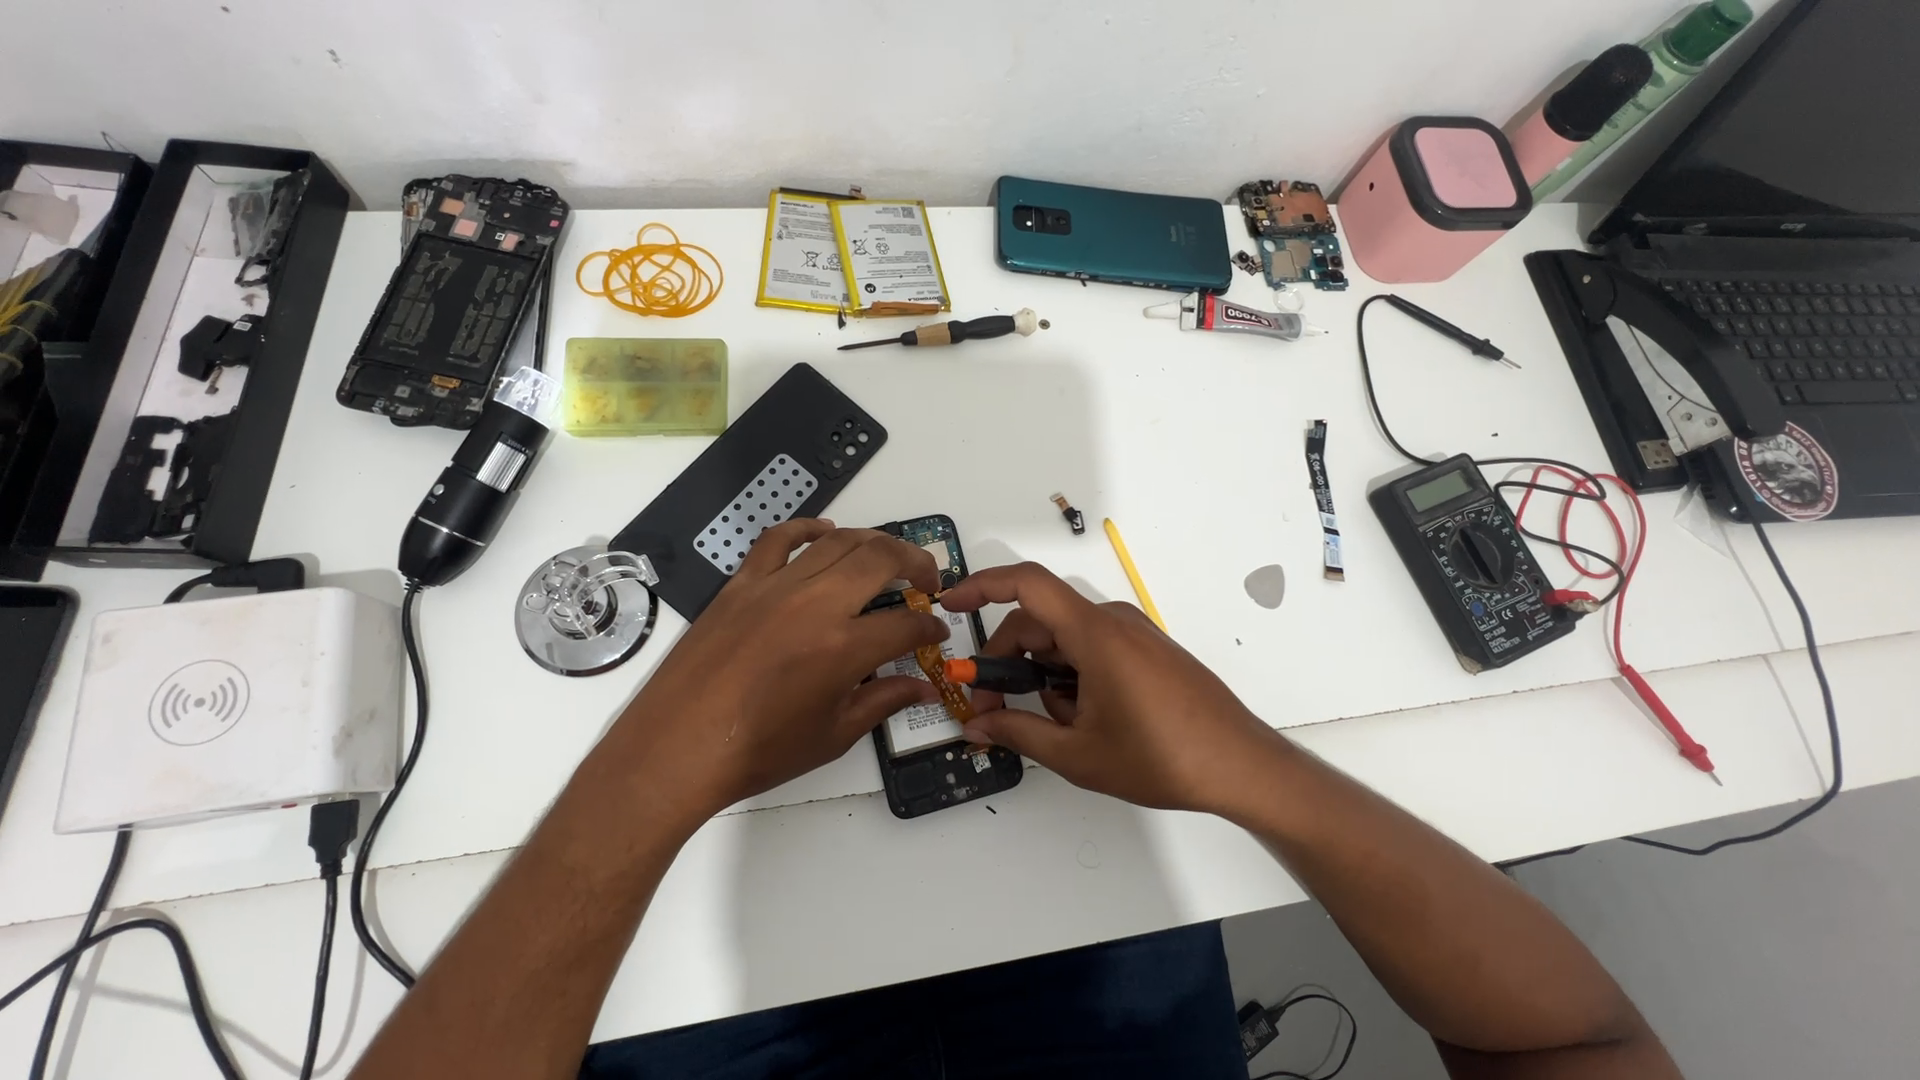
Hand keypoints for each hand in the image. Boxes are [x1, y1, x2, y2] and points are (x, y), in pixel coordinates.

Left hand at [607, 520, 947, 828]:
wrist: (677, 747)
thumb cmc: (759, 751)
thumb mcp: (832, 735)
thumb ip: (883, 701)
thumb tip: (925, 687)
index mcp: (844, 648)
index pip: (906, 624)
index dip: (929, 627)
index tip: (935, 633)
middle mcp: (816, 604)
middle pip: (881, 558)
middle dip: (917, 563)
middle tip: (926, 581)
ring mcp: (775, 587)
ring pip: (838, 542)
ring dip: (874, 542)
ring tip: (889, 557)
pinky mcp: (741, 584)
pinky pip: (778, 539)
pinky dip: (807, 528)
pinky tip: (827, 532)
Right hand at [937, 563, 1288, 818]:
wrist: (1241, 766)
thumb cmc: (1161, 758)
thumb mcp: (1077, 754)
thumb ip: (1019, 734)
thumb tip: (976, 727)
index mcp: (1094, 634)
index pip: (1026, 585)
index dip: (981, 587)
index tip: (950, 606)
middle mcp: (1113, 622)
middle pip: (1039, 621)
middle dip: (1006, 661)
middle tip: (991, 710)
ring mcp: (1134, 634)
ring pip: (1065, 639)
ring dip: (1042, 675)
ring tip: (1052, 727)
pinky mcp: (1148, 651)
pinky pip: (1093, 648)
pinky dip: (1071, 675)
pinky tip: (1083, 719)